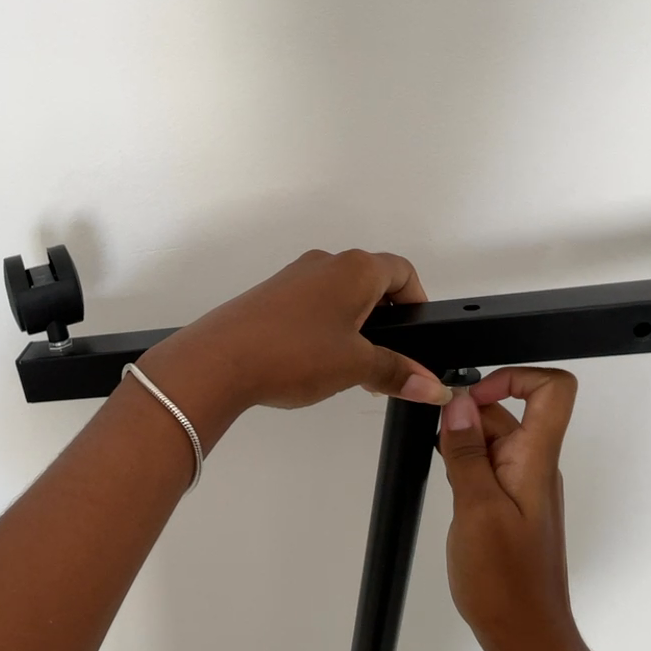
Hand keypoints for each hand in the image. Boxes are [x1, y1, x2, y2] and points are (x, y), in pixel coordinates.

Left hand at [136, 250, 450, 433]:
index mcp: (355, 268)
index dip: (416, 302)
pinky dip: (321, 330)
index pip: (403, 271)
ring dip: (351, 327)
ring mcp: (292, 278)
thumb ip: (397, 372)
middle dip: (383, 321)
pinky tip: (311, 363)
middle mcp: (324, 264)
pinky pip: (308, 307)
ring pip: (337, 297)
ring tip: (347, 368)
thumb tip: (431, 387)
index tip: (418, 334)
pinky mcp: (268, 298)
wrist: (218, 361)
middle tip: (385, 359)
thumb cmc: (290, 353)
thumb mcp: (356, 366)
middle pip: (370, 283)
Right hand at [438, 367, 584, 650]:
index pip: (553, 390)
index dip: (514, 378)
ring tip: (440, 469)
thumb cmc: (504, 579)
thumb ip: (465, 453)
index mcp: (536, 461)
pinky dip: (462, 464)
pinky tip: (446, 484)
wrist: (523, 631)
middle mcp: (534, 466)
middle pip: (510, 412)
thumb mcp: (476, 509)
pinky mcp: (506, 504)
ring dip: (461, 441)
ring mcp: (521, 486)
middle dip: (468, 414)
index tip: (470, 397)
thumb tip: (458, 404)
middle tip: (438, 443)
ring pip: (492, 439)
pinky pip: (486, 466)